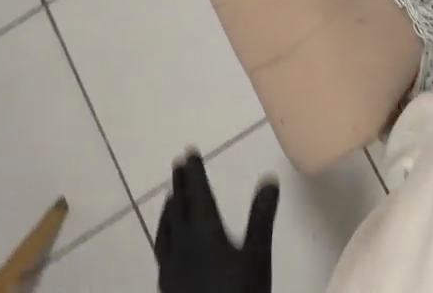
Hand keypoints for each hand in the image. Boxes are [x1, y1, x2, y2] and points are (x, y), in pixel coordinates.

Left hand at [154, 151, 277, 292]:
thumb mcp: (258, 256)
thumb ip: (261, 217)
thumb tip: (269, 178)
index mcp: (204, 234)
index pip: (197, 195)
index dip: (193, 173)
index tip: (189, 152)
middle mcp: (182, 247)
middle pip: (179, 209)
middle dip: (179, 185)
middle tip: (178, 164)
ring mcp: (171, 269)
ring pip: (166, 230)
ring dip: (169, 208)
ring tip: (170, 196)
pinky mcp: (168, 286)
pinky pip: (162, 249)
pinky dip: (165, 232)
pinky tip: (169, 241)